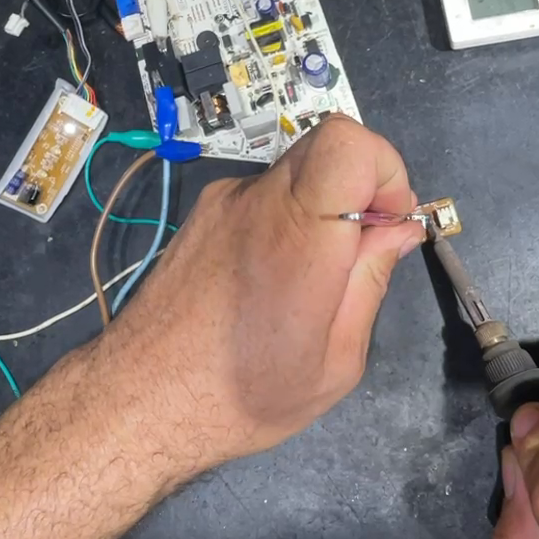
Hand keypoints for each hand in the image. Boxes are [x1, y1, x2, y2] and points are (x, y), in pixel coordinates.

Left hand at [91, 115, 426, 473]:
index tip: (386, 222)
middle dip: (364, 183)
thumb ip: (372, 280)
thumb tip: (399, 228)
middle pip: (330, 141)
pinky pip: (266, 191)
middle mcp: (258, 199)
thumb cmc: (243, 394)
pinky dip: (289, 214)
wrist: (139, 397)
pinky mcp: (206, 209)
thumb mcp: (336, 361)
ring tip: (313, 272)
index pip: (348, 143)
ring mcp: (225, 198)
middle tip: (360, 246)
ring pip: (300, 166)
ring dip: (325, 202)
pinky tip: (273, 274)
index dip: (385, 168)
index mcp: (297, 236)